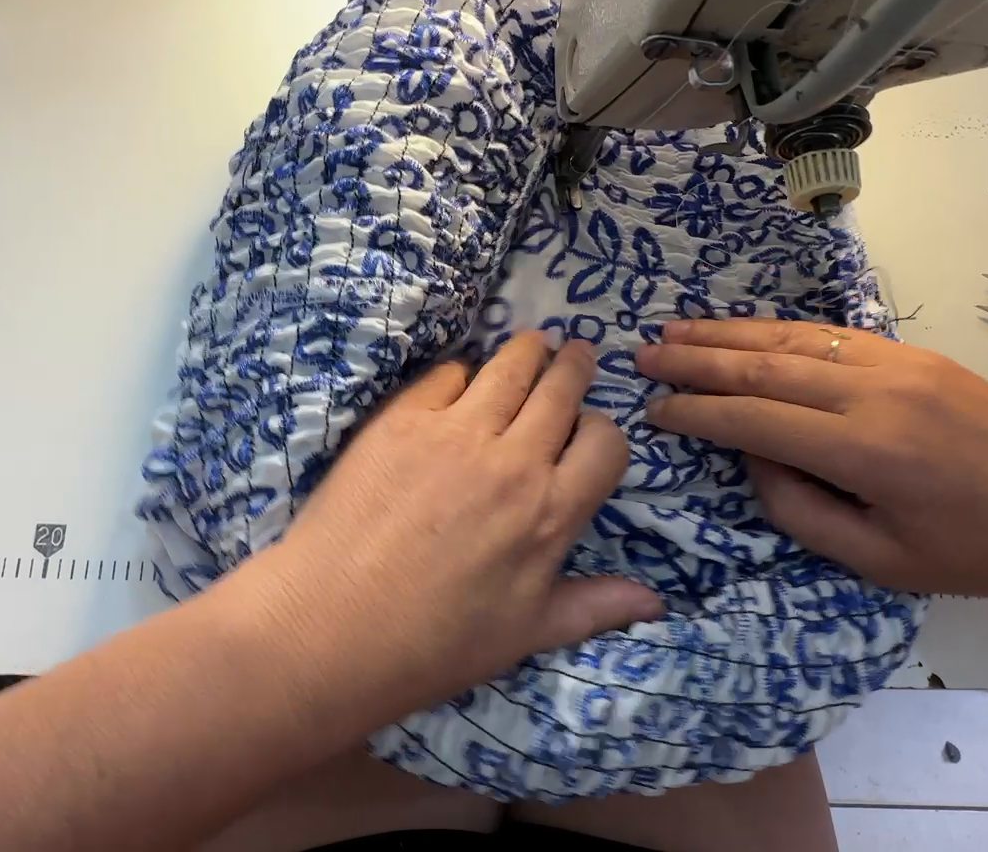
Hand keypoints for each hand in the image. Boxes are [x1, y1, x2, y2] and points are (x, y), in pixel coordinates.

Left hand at [228, 332, 663, 715]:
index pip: (606, 441)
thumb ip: (594, 606)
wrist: (332, 626)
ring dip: (529, 350)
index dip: (603, 431)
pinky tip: (460, 383)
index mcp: (551, 512)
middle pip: (560, 388)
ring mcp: (454, 433)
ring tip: (533, 344)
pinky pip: (446, 374)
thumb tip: (656, 600)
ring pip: (509, 366)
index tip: (588, 431)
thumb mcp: (527, 633)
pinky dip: (461, 374)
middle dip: (575, 365)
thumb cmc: (435, 642)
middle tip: (576, 353)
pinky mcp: (401, 419)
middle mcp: (512, 459)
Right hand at [635, 319, 987, 610]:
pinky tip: (742, 330)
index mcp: (868, 451)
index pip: (755, 418)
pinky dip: (774, 330)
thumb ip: (798, 509)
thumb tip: (751, 455)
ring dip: (726, 333)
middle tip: (643, 354)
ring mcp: (899, 363)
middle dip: (695, 360)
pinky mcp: (915, 353)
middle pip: (762, 366)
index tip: (654, 408)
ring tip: (674, 329)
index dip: (697, 412)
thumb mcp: (878, 560)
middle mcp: (877, 392)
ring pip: (790, 338)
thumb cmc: (977, 554)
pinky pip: (828, 333)